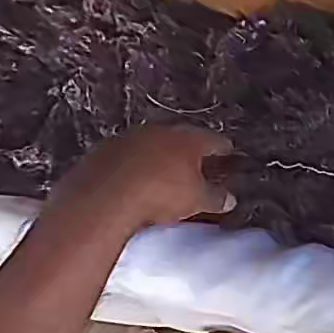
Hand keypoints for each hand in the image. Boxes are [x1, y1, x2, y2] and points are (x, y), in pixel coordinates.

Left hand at [50, 125, 234, 231]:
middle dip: (189, 151)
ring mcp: (130, 138)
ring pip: (152, 145)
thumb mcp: (196, 200)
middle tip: (197, 165)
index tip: (228, 152)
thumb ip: (215, 197)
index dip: (223, 148)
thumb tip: (229, 198)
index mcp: (187, 139)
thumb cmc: (160, 193)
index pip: (213, 140)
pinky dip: (135, 167)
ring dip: (160, 157)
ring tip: (165, 176)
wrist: (106, 196)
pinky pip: (127, 158)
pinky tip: (135, 182)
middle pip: (180, 139)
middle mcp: (159, 131)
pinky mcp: (104, 151)